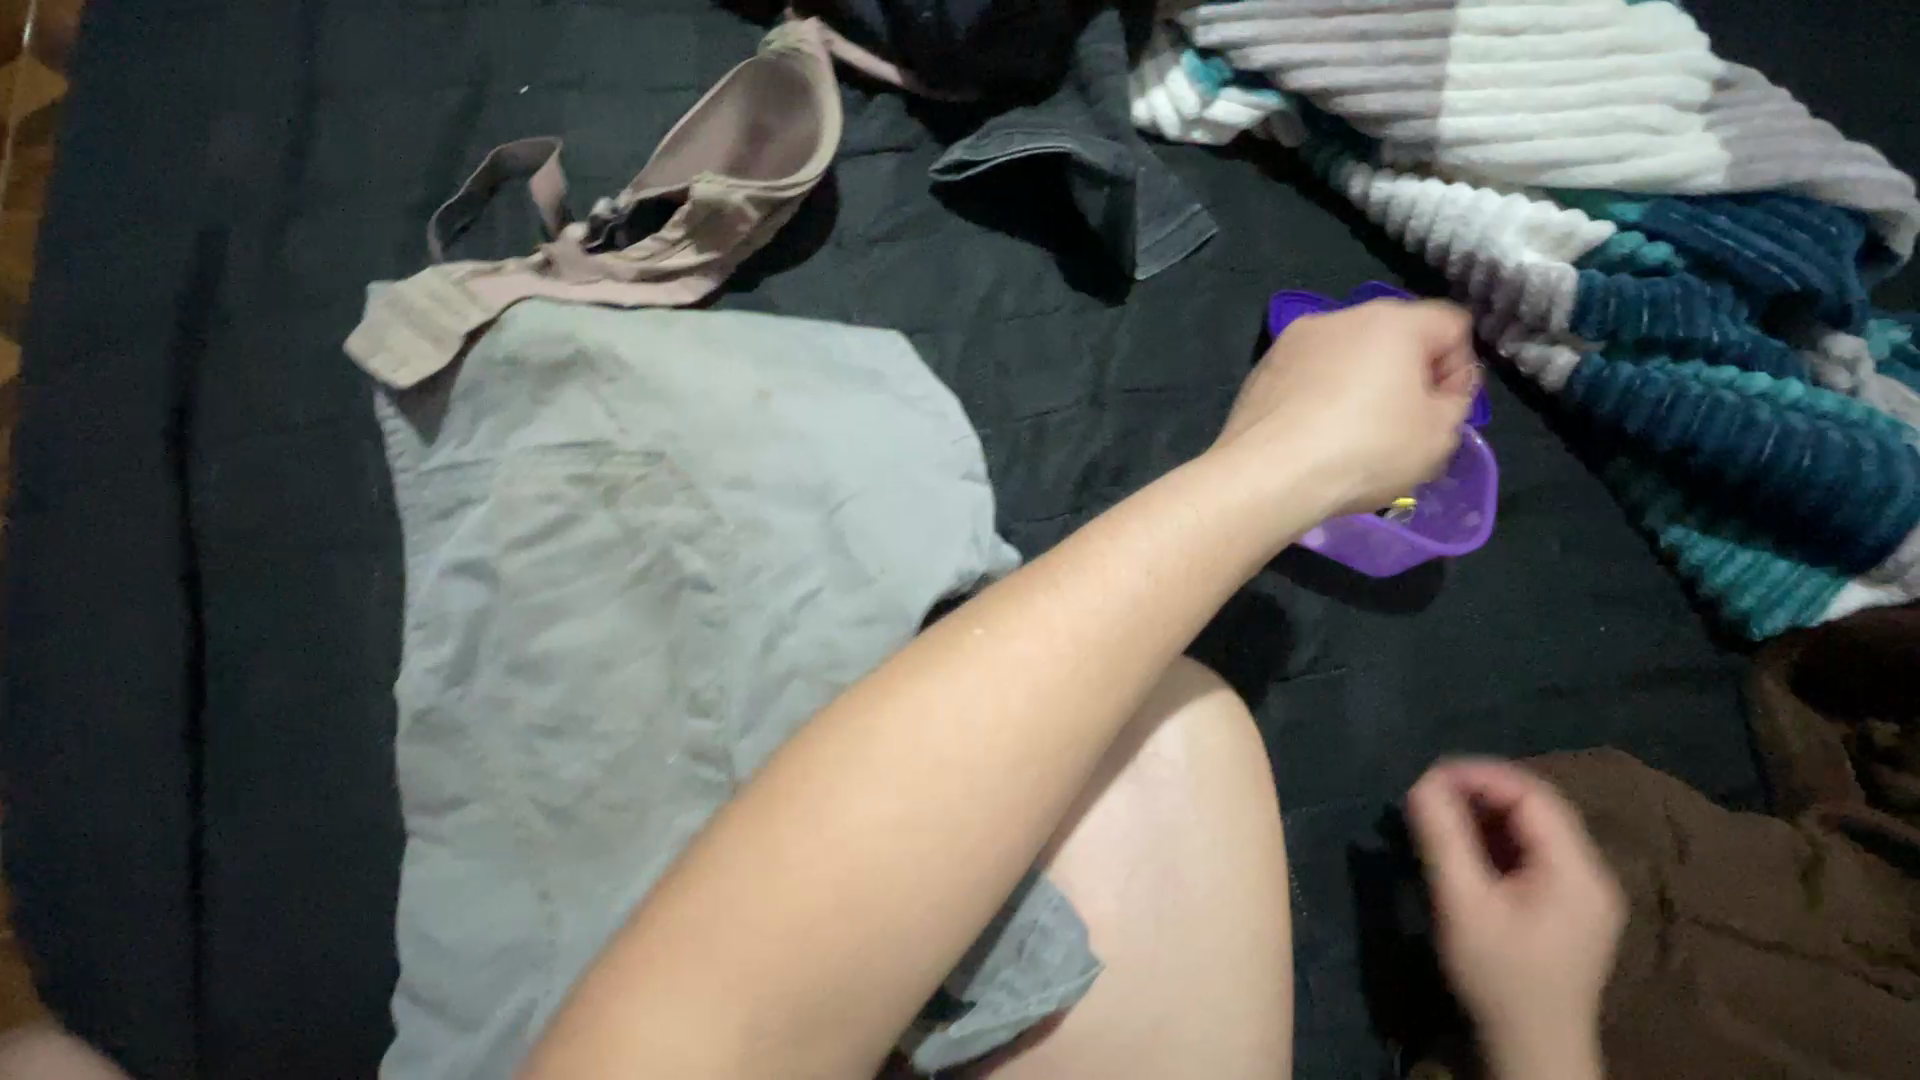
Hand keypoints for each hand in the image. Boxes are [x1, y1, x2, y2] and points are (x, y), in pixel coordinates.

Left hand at [1210, 299, 1478, 516]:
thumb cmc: (1364, 450)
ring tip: (1352, 437)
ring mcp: (1290, 343)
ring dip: (1358, 388)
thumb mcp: (1440, 435)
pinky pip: (1305, 380)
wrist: (1266, 475)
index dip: (1458, 369)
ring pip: (1344, 359)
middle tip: (1402, 427)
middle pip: (1392, 338)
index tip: (1444, 412)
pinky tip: (1313, 439)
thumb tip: (1436, 391)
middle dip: (1404, 377)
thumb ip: (1453, 402)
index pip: (1451, 326)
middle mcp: (1338, 317)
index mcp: (1393, 319)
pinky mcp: (1259, 372)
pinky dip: (1317, 401)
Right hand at [1407, 760, 1625, 1079]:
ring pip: (1529, 828)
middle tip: (1425, 792)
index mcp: (1576, 871)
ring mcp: (1580, 891)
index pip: (1532, 795)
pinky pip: (1528, 852)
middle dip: (1476, 791)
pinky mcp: (1563, 905)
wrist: (1532, 1049)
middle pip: (1534, 808)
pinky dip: (1489, 838)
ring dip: (1480, 813)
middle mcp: (1589, 873)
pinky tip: (1457, 845)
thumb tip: (1420, 782)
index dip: (1479, 776)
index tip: (1428, 776)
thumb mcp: (1462, 905)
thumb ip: (1443, 839)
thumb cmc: (1498, 977)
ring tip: (1434, 814)